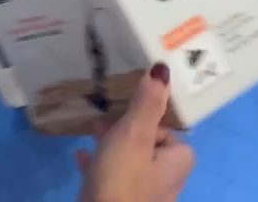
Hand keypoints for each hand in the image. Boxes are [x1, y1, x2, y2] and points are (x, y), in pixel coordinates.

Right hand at [74, 64, 195, 201]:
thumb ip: (147, 103)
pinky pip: (113, 176)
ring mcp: (144, 195)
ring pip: (131, 161)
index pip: (172, 135)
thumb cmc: (122, 178)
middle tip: (106, 119)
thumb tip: (163, 69)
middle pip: (150, 147)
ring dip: (113, 144)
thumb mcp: (134, 135)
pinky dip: (101, 164)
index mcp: (175, 165)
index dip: (151, 121)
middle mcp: (166, 182)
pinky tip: (82, 156)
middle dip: (128, 129)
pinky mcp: (121, 200)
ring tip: (93, 133)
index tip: (129, 112)